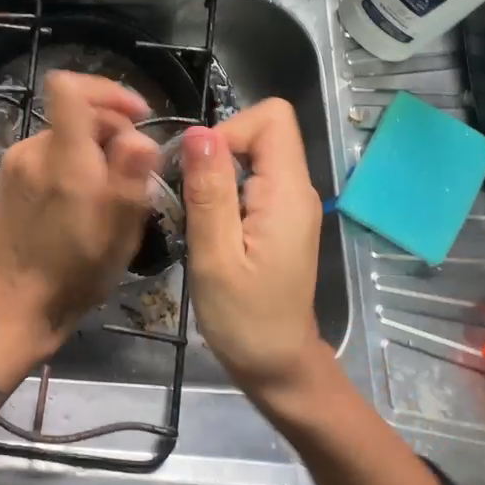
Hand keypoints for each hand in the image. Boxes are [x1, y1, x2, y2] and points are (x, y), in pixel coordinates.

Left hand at [0, 71, 161, 351]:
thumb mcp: (120, 230)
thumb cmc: (75, 270)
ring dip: (94, 149)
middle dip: (112, 129)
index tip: (138, 115)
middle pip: (77, 111)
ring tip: (113, 189)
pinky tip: (85, 197)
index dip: (108, 90)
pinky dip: (73, 161)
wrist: (17, 300)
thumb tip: (139, 137)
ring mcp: (17, 161)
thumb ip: (132, 175)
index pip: (69, 88)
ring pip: (66, 133)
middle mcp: (34, 149)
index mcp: (63, 158)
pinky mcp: (10, 176)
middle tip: (134, 170)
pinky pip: (50, 152)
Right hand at [180, 99, 327, 396]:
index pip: (270, 118)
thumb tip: (198, 133)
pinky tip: (206, 228)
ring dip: (214, 174)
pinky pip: (249, 180)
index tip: (199, 172)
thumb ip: (209, 192)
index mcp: (287, 194)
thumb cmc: (244, 318)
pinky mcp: (277, 220)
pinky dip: (221, 192)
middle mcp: (296, 190)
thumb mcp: (216, 257)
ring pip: (251, 155)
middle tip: (189, 195)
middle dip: (216, 151)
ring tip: (193, 215)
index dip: (229, 131)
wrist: (276, 365)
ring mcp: (289, 205)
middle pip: (260, 132)